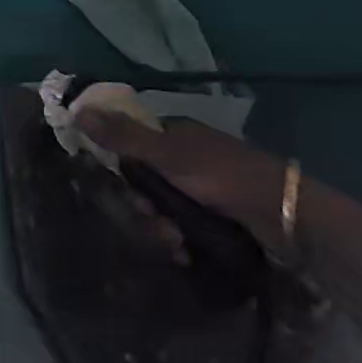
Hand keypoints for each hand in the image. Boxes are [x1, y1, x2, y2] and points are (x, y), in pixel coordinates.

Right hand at [74, 110, 286, 240]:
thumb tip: (77, 110)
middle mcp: (185, 155)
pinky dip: (180, 238)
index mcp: (174, 133)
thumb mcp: (167, 155)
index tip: (120, 189)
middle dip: (143, 204)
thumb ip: (122, 136)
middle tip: (153, 221)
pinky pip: (183, 223)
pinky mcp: (216, 214)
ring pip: (163, 205)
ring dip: (160, 225)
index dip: (119, 166)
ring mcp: (202, 186)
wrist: (284, 214)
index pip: (130, 143)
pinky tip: (184, 252)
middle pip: (144, 178)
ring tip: (175, 243)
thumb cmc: (221, 175)